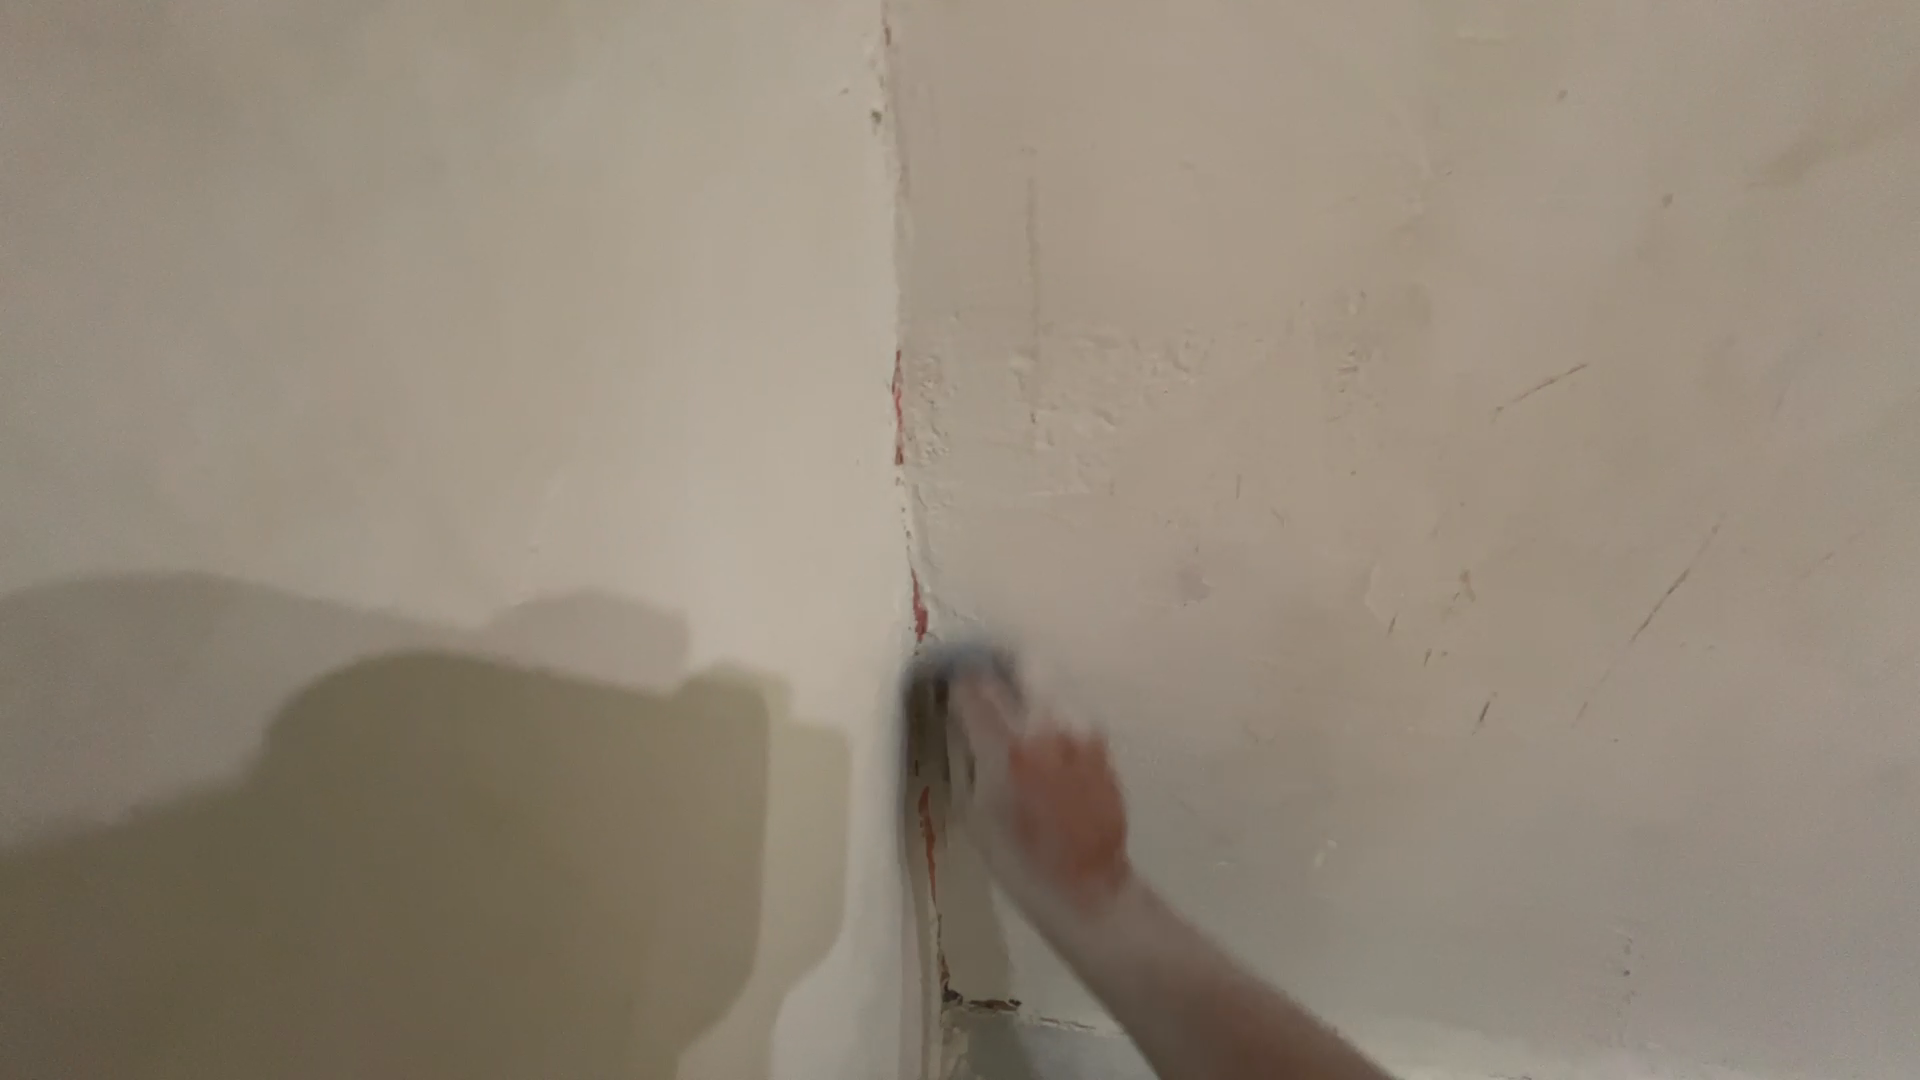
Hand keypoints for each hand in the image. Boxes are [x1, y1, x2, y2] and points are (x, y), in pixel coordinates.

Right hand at [950, 674, 1131, 913]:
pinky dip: (1045, 700)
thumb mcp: (973, 808)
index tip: (942, 675)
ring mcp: (1081, 727)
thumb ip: (967, 750)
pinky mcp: (1100, 737)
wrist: (1086, 887)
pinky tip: (1034, 724)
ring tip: (1005, 695)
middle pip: (1021, 660)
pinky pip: (1066, 701)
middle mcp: (1048, 724)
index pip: (974, 684)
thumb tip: (959, 713)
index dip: (953, 674)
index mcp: (1008, 745)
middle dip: (994, 660)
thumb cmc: (1018, 859)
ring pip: (1049, 675)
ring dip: (1022, 677)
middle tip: (977, 672)